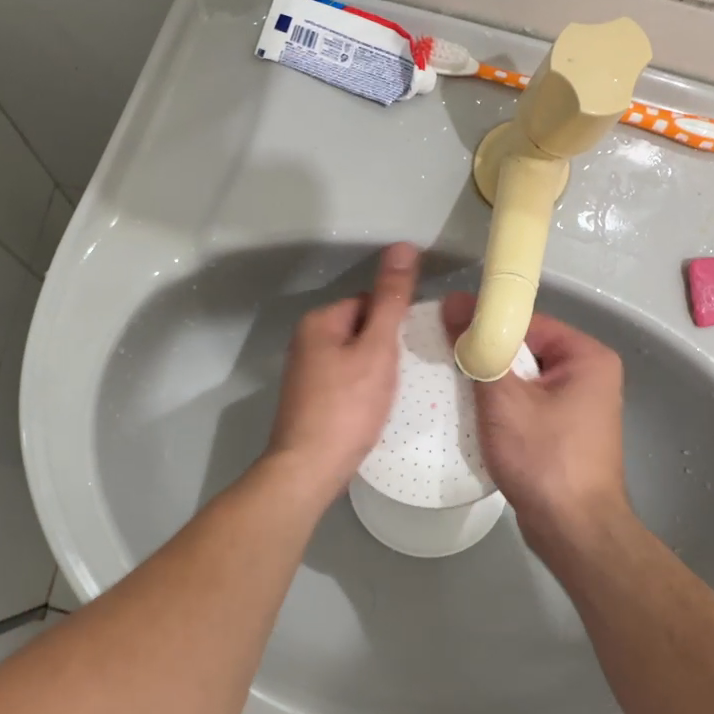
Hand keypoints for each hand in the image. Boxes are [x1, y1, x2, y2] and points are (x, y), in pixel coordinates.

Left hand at [264, 242, 417, 504]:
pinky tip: (370, 414)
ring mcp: (304, 375)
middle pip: (361, 332)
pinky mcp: (309, 403)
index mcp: (318, 322)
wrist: (309, 467)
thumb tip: (403, 246)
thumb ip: (391, 300)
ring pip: (354, 361)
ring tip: (387, 398)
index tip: (409, 350)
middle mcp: (304, 343)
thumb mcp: (377, 348)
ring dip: (375, 375)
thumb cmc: (347, 407)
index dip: (394, 324)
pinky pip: (345, 386)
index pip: (369, 303)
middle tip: (400, 378)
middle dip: (385, 350)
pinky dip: (361, 395)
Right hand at [441, 292, 632, 558]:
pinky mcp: (563, 437)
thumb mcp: (504, 401)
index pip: (527, 324)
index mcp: (587, 356)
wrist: (572, 529)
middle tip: (444, 368)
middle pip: (524, 353)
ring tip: (451, 396)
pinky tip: (473, 424)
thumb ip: (478, 351)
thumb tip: (452, 303)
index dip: (485, 328)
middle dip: (484, 362)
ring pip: (522, 385)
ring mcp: (578, 409)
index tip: (446, 335)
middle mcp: (589, 376)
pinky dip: (500, 415)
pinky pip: (526, 411)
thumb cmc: (544, 459)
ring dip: (488, 391)